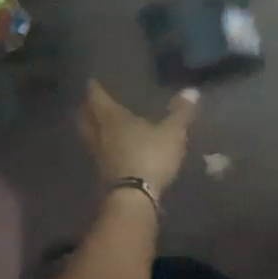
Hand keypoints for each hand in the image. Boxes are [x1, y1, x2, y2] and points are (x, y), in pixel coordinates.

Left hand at [77, 80, 198, 196]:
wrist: (133, 197)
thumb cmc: (150, 156)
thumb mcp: (172, 133)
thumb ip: (181, 113)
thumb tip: (192, 90)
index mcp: (112, 118)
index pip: (97, 98)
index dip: (94, 89)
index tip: (91, 81)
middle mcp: (99, 134)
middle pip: (85, 118)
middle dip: (86, 109)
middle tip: (88, 103)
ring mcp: (98, 156)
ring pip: (88, 137)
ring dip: (91, 130)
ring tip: (98, 125)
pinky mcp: (102, 175)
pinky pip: (98, 155)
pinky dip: (101, 149)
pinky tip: (110, 151)